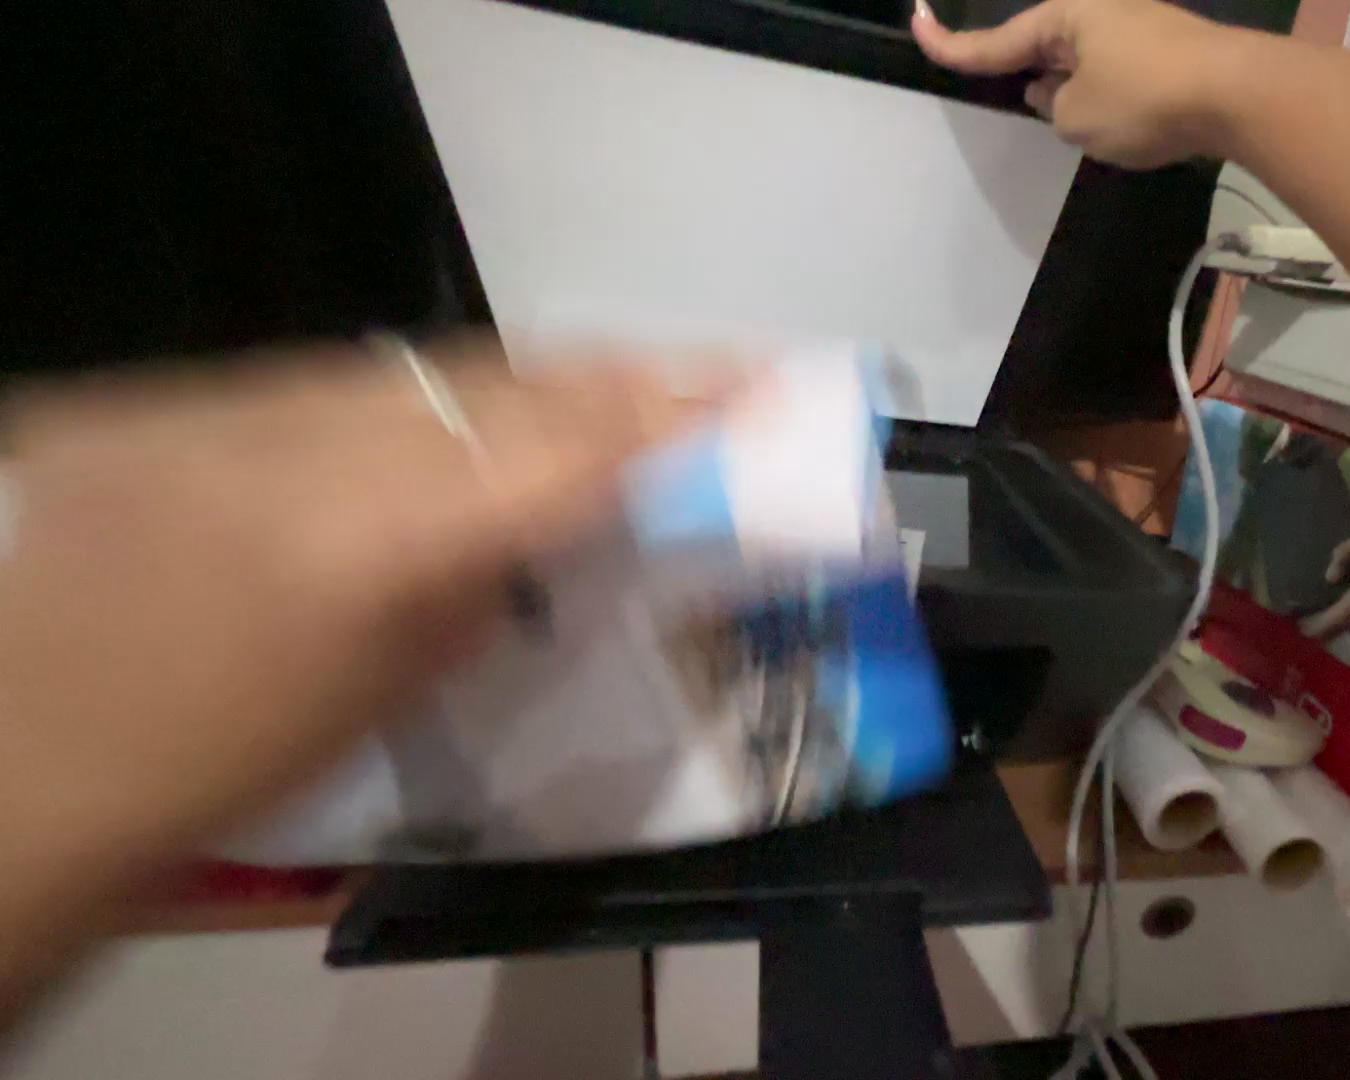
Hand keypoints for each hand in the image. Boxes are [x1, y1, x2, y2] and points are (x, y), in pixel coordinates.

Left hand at [0, 338, 720, 867]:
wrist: (13, 762)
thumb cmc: (246, 760)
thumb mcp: (404, 678)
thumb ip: (494, 569)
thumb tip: (571, 509)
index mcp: (379, 547)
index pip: (566, 452)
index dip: (674, 413)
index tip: (758, 386)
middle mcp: (306, 453)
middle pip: (515, 386)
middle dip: (632, 378)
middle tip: (724, 372)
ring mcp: (230, 411)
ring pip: (443, 363)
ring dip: (555, 374)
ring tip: (634, 382)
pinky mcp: (180, 399)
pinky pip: (363, 375)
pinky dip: (455, 385)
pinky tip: (494, 400)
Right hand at [912, 0, 1249, 167]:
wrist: (1230, 94)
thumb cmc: (1142, 99)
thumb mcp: (1075, 117)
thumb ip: (1051, 108)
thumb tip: (1053, 94)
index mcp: (1065, 17)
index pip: (997, 42)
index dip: (953, 45)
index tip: (917, 27)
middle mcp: (1095, 14)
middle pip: (1039, 49)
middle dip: (1028, 79)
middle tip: (1025, 107)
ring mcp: (1128, 31)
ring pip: (1074, 68)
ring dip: (1068, 97)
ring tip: (1086, 129)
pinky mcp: (1154, 55)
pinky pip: (1106, 77)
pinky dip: (1099, 101)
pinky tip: (1111, 126)